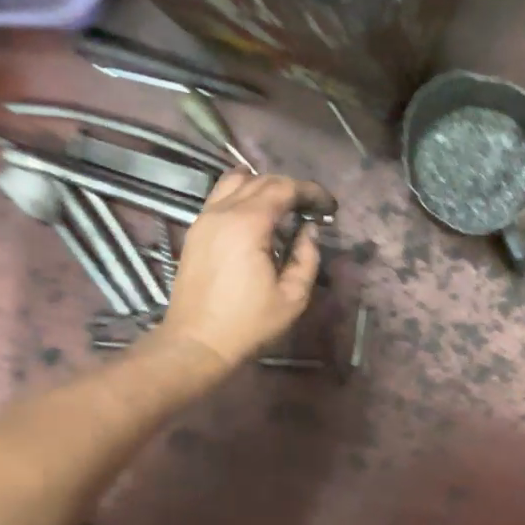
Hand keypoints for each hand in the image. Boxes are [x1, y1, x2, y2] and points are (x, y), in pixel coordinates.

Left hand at [158, 172, 336, 366]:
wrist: (196, 343)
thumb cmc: (248, 324)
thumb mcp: (292, 297)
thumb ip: (307, 257)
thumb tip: (309, 231)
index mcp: (248, 224)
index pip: (284, 189)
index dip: (311, 192)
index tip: (329, 205)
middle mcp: (223, 212)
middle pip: (260, 181)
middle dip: (290, 188)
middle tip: (310, 208)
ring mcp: (204, 219)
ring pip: (235, 182)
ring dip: (263, 186)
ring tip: (281, 206)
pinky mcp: (195, 231)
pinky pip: (219, 197)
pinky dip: (241, 195)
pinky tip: (254, 213)